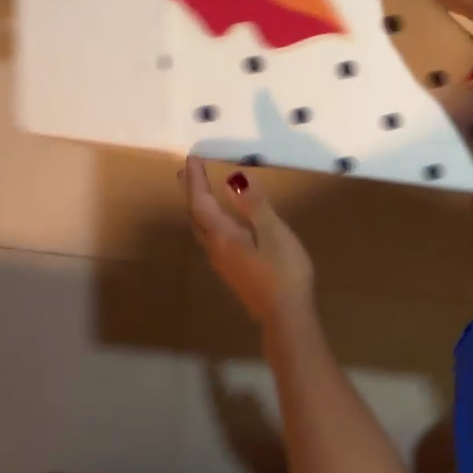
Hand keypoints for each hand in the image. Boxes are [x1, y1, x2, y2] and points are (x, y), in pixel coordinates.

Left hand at [182, 157, 313, 324]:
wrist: (285, 313)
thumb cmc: (283, 270)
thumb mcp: (274, 233)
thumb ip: (255, 206)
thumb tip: (235, 179)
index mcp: (224, 235)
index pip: (202, 201)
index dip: (196, 180)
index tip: (192, 158)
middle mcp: (216, 248)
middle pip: (197, 216)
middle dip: (192, 193)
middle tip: (187, 173)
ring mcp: (224, 263)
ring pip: (203, 230)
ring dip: (200, 209)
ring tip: (202, 196)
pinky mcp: (234, 272)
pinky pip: (214, 240)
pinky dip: (212, 224)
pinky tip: (224, 228)